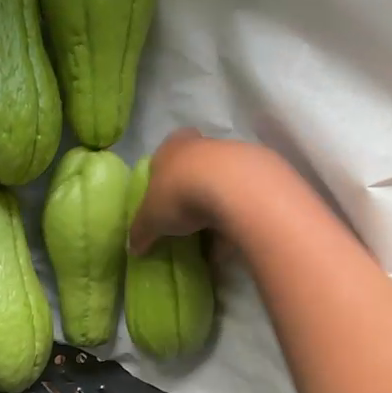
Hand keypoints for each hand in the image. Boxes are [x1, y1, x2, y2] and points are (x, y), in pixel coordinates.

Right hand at [127, 130, 306, 254]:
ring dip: (215, 203)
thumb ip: (140, 232)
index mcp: (172, 146)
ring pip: (220, 180)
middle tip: (184, 217)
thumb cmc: (179, 194)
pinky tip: (230, 236)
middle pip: (194, 166)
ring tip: (209, 234)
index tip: (162, 196)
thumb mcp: (149, 219)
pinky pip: (241, 197)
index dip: (162, 173)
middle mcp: (202, 144)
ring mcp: (233, 155)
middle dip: (190, 188)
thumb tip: (133, 248)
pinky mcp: (258, 173)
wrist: (233, 188)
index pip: (164, 152)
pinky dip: (235, 215)